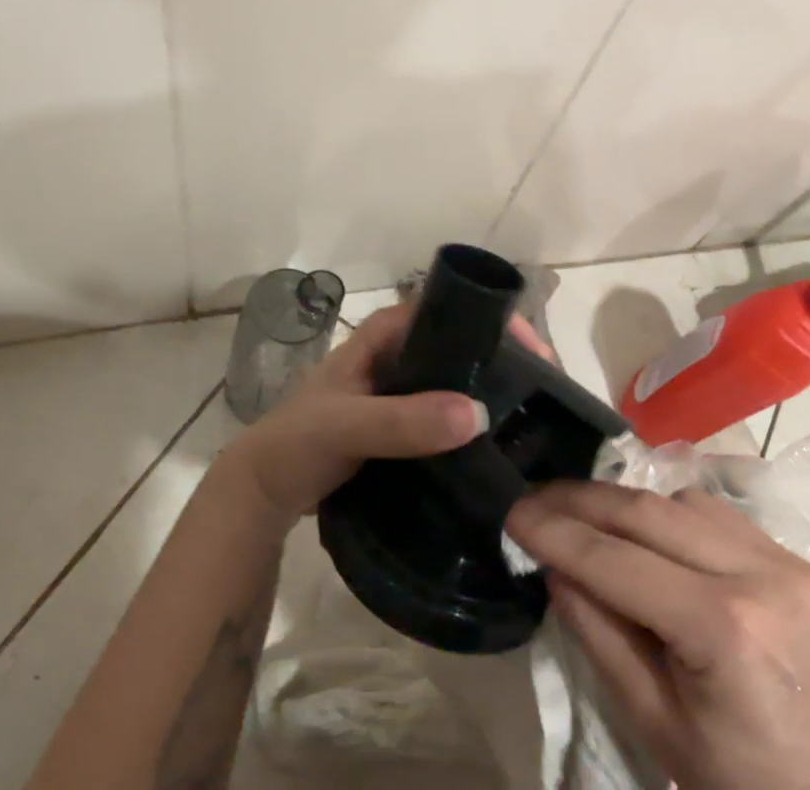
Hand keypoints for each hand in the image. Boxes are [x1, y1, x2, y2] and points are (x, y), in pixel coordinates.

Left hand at [219, 303, 554, 527]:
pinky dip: (471, 431)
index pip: (442, 313)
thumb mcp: (344, 426)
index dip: (488, 322)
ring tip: (536, 421)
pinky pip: (444, 423)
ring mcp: (397, 399)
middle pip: (456, 350)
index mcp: (379, 341)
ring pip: (453, 388)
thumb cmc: (296, 444)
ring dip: (489, 398)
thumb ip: (401, 421)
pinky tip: (499, 451)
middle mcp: (393, 362)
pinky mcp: (400, 434)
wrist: (262, 495)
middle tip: (547, 390)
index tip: (532, 348)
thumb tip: (478, 413)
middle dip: (500, 362)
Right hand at [506, 483, 809, 789]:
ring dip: (623, 502)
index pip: (614, 560)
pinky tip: (645, 534)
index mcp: (722, 630)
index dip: (554, 533)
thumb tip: (556, 570)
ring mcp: (786, 560)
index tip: (510, 514)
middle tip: (532, 499)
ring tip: (581, 517)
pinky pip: (718, 514)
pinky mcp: (799, 559)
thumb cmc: (748, 780)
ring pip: (681, 499)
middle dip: (579, 500)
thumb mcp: (657, 724)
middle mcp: (758, 575)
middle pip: (647, 511)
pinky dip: (668, 512)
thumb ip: (600, 637)